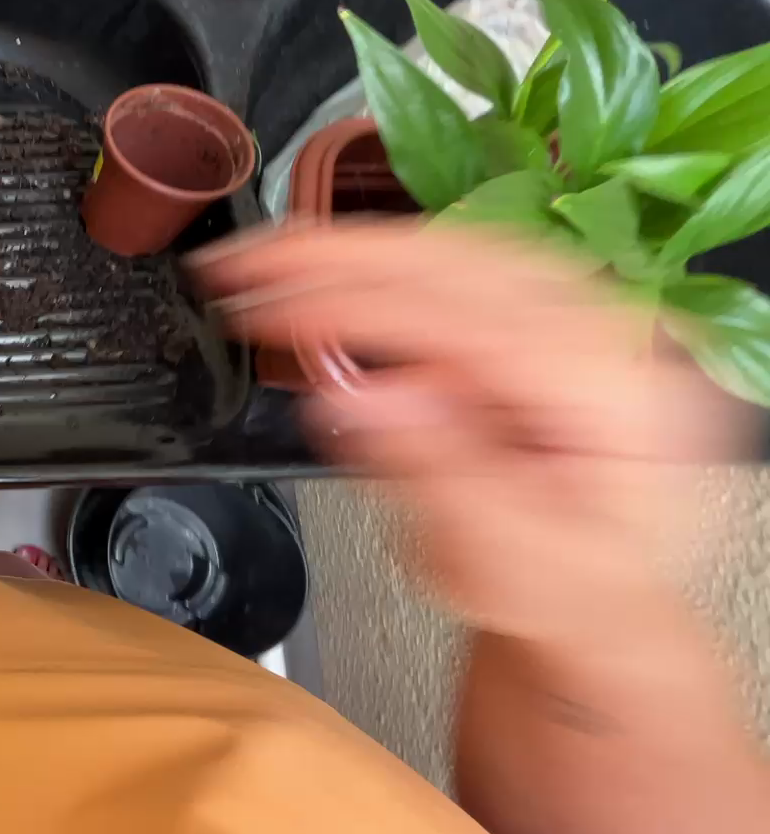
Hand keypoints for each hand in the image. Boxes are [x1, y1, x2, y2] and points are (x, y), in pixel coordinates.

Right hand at [191, 220, 744, 646]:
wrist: (600, 586)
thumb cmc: (553, 584)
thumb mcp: (496, 555)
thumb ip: (438, 473)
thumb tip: (363, 396)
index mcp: (599, 394)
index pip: (449, 322)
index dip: (337, 308)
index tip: (253, 314)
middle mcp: (598, 336)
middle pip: (449, 260)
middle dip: (325, 255)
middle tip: (234, 266)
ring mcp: (568, 320)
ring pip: (446, 248)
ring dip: (339, 247)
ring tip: (256, 258)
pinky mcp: (532, 319)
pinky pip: (447, 264)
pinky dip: (372, 257)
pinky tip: (319, 265)